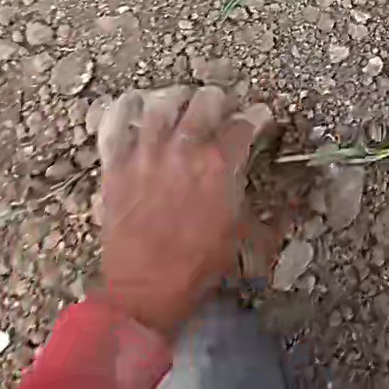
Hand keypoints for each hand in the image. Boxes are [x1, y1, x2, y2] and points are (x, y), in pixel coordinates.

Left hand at [95, 86, 271, 336]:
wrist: (144, 291)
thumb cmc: (200, 260)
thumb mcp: (243, 219)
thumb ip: (250, 182)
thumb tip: (273, 171)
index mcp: (222, 161)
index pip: (249, 118)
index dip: (258, 116)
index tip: (258, 120)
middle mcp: (186, 149)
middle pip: (208, 98)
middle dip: (221, 100)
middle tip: (221, 111)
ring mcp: (148, 156)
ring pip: (163, 102)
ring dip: (178, 99)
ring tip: (182, 106)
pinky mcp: (116, 169)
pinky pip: (116, 126)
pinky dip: (125, 112)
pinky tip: (138, 109)